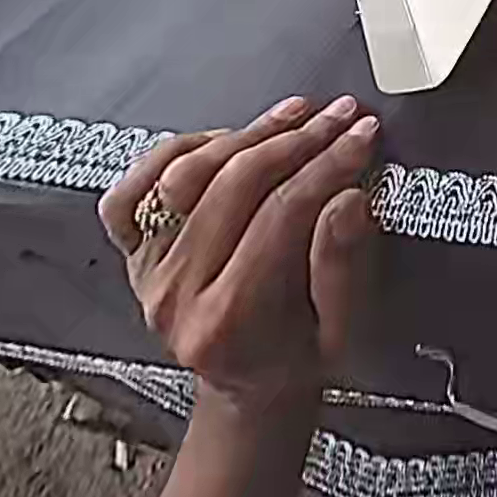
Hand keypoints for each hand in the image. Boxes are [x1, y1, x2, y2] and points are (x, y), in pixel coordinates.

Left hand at [99, 94, 377, 413]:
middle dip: (301, 138)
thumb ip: (343, 265)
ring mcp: (148, 270)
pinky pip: (134, 188)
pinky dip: (176, 152)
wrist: (249, 382)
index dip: (331, 163)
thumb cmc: (298, 356)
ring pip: (190, 172)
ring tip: (298, 114)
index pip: (283, 213)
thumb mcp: (342, 329)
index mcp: (229, 321)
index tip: (363, 134)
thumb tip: (348, 198)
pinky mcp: (133, 251)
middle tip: (341, 115)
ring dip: (251, 133)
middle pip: (238, 183)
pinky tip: (225, 137)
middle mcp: (177, 294)